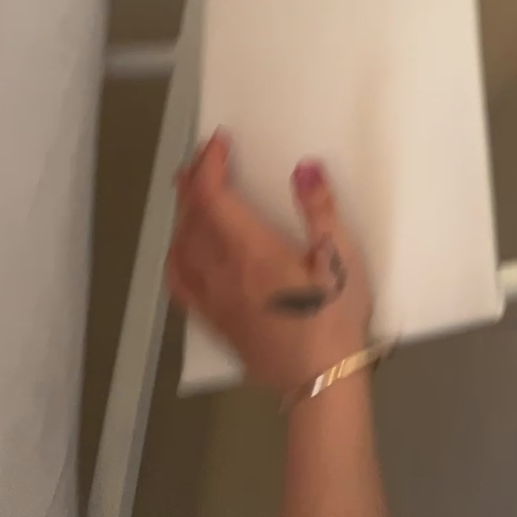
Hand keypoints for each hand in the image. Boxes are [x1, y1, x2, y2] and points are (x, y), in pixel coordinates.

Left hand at [168, 131, 373, 391]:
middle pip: (191, 219)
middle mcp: (221, 271)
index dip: (211, 166)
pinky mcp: (214, 319)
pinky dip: (176, 252)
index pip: (215, 199)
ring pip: (180, 247)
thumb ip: (320, 210)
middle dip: (193, 183)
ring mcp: (211, 298)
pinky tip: (183, 250)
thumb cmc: (334, 312)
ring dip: (181, 214)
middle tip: (203, 156)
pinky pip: (179, 280)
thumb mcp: (340, 257)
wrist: (319, 375)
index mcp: (251, 252)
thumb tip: (303, 166)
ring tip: (189, 192)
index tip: (219, 141)